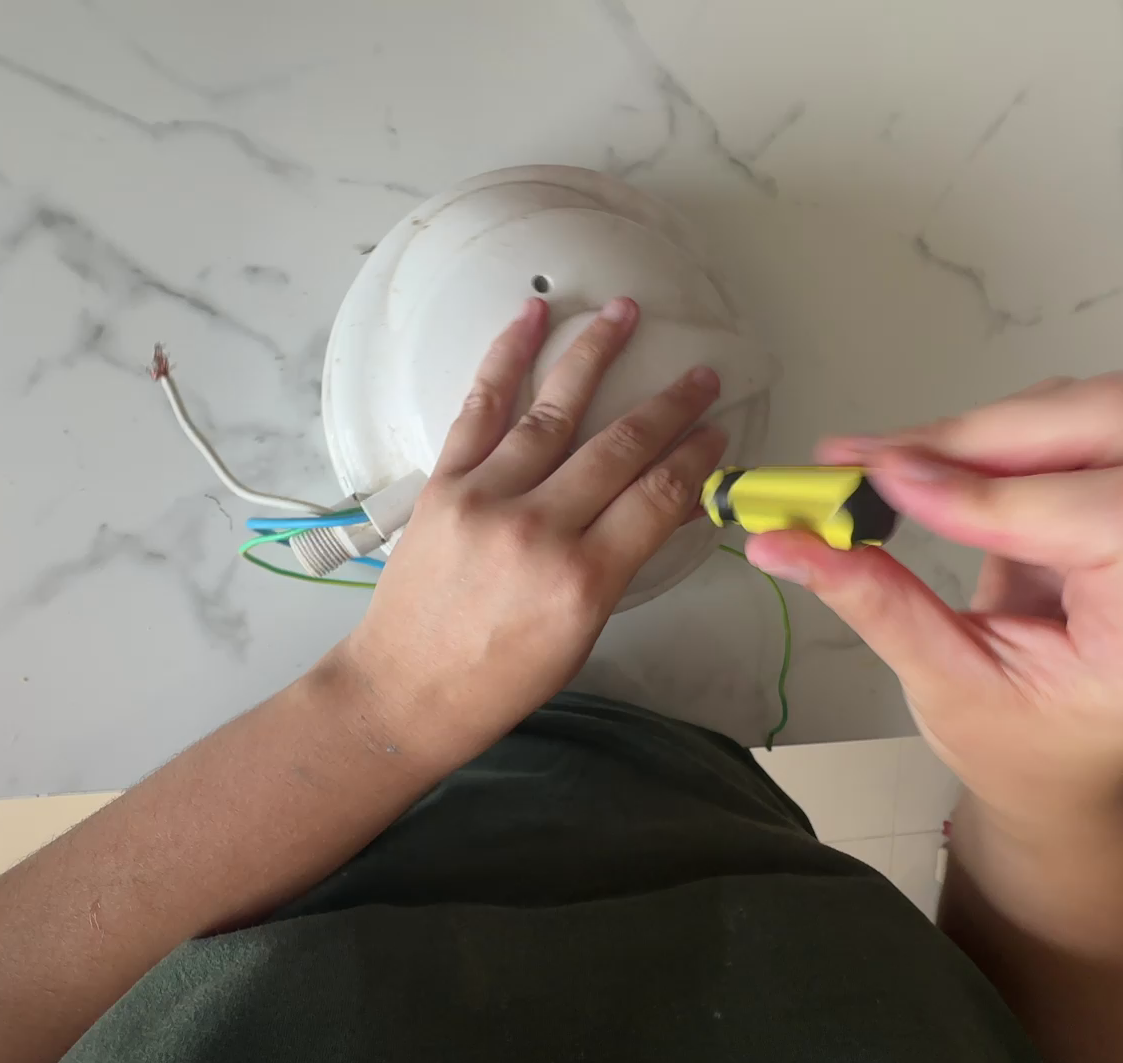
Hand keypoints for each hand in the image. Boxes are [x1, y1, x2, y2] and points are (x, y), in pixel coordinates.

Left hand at [331, 296, 727, 761]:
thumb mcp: (583, 630)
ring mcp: (486, 497)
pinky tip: (531, 316)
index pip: (659, 496)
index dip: (697, 457)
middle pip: (620, 447)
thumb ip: (625, 561)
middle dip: (670, 406)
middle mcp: (539, 528)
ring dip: (595, 354)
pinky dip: (506, 358)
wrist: (404, 690)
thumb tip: (671, 504)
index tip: (718, 432)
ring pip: (555, 411)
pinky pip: (480, 408)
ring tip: (625, 312)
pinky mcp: (444, 483)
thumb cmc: (502, 679)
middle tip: (701, 376)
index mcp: (584, 578)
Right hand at [744, 375, 1122, 821]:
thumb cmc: (1014, 749)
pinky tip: (921, 470)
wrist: (1062, 765)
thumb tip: (776, 542)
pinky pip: (1056, 433)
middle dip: (988, 432)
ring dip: (976, 428)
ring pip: (1089, 412)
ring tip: (888, 468)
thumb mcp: (939, 687)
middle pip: (1120, 429)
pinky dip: (976, 438)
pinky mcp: (1114, 499)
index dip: (999, 491)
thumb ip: (870, 603)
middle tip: (883, 465)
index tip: (887, 488)